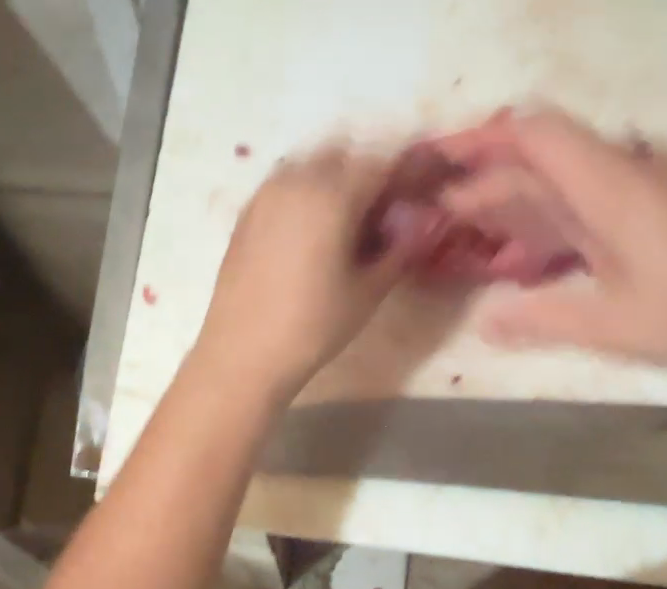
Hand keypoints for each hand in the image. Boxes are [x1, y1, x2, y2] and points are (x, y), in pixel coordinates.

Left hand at [188, 146, 414, 400]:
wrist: (243, 353)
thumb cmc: (313, 327)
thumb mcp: (368, 292)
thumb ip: (400, 249)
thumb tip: (423, 222)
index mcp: (334, 193)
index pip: (381, 164)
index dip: (402, 180)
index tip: (413, 202)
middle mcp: (297, 180)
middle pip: (343, 156)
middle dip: (364, 176)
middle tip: (377, 217)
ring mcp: (265, 194)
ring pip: (309, 167)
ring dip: (331, 182)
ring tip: (341, 226)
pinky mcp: (245, 214)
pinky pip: (282, 187)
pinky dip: (302, 197)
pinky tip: (307, 236)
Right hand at [436, 108, 666, 387]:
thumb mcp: (610, 325)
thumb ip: (541, 318)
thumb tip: (485, 320)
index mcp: (610, 186)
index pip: (536, 136)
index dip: (482, 141)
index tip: (438, 161)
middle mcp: (625, 173)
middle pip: (543, 163)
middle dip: (486, 187)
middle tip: (438, 218)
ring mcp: (646, 188)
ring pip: (566, 185)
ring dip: (516, 208)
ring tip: (470, 240)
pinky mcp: (660, 208)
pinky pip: (591, 204)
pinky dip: (551, 224)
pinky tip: (529, 258)